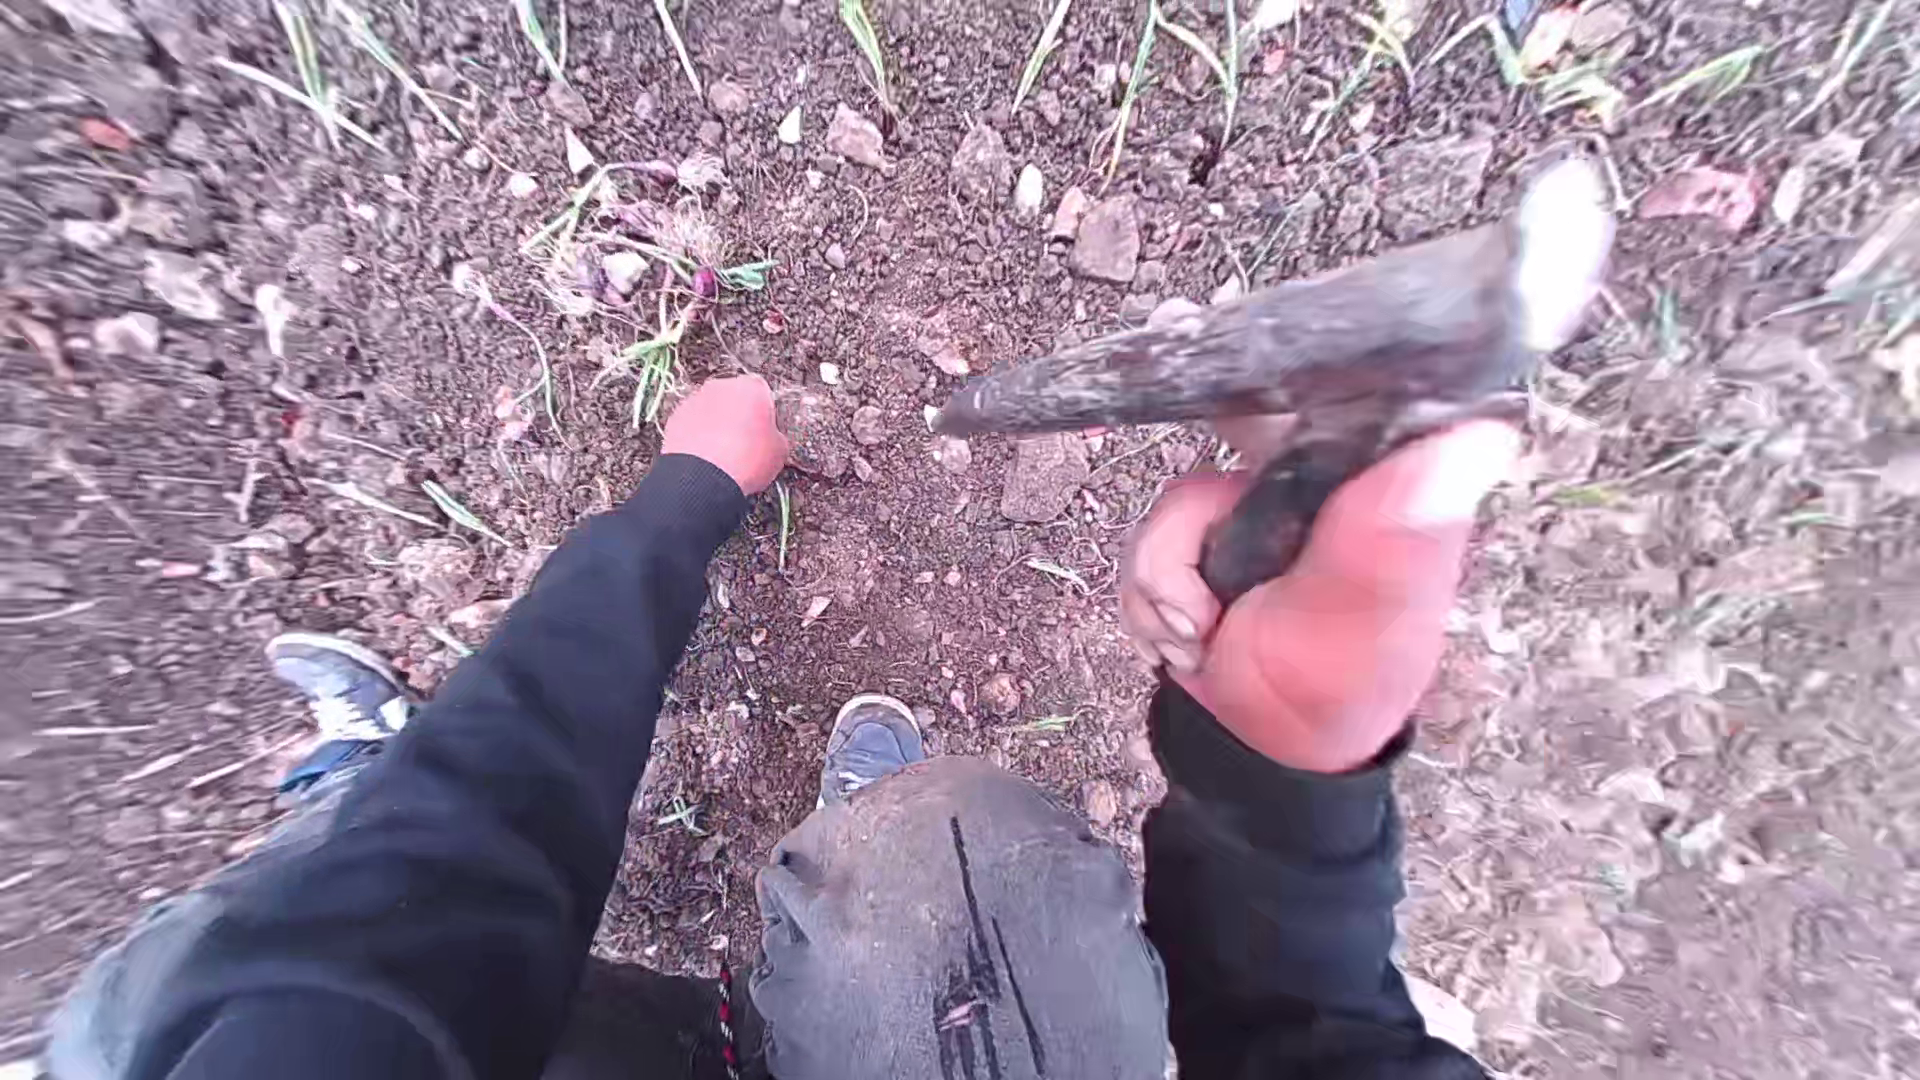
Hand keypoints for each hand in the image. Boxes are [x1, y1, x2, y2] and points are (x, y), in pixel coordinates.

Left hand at [661, 375, 789, 494]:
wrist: (704, 477)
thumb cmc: (745, 460)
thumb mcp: (780, 451)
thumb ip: (776, 435)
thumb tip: (772, 438)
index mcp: (752, 388)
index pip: (763, 390)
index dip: (766, 411)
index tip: (767, 428)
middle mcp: (721, 387)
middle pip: (735, 396)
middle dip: (740, 415)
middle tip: (748, 441)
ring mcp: (695, 400)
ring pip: (712, 408)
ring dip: (718, 424)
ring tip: (726, 453)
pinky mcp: (676, 417)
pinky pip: (693, 422)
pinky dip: (699, 435)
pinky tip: (708, 456)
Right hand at [1120, 421, 1518, 771]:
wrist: (1257, 738)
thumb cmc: (1333, 685)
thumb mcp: (1366, 622)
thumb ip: (1391, 540)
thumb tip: (1471, 437)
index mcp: (1355, 491)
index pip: (1320, 403)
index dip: (1268, 389)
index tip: (1222, 410)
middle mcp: (1291, 493)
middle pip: (1209, 468)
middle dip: (1179, 546)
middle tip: (1195, 608)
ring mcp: (1231, 521)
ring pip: (1164, 515)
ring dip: (1161, 589)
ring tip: (1192, 641)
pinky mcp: (1186, 549)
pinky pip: (1137, 550)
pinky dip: (1143, 603)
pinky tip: (1172, 641)